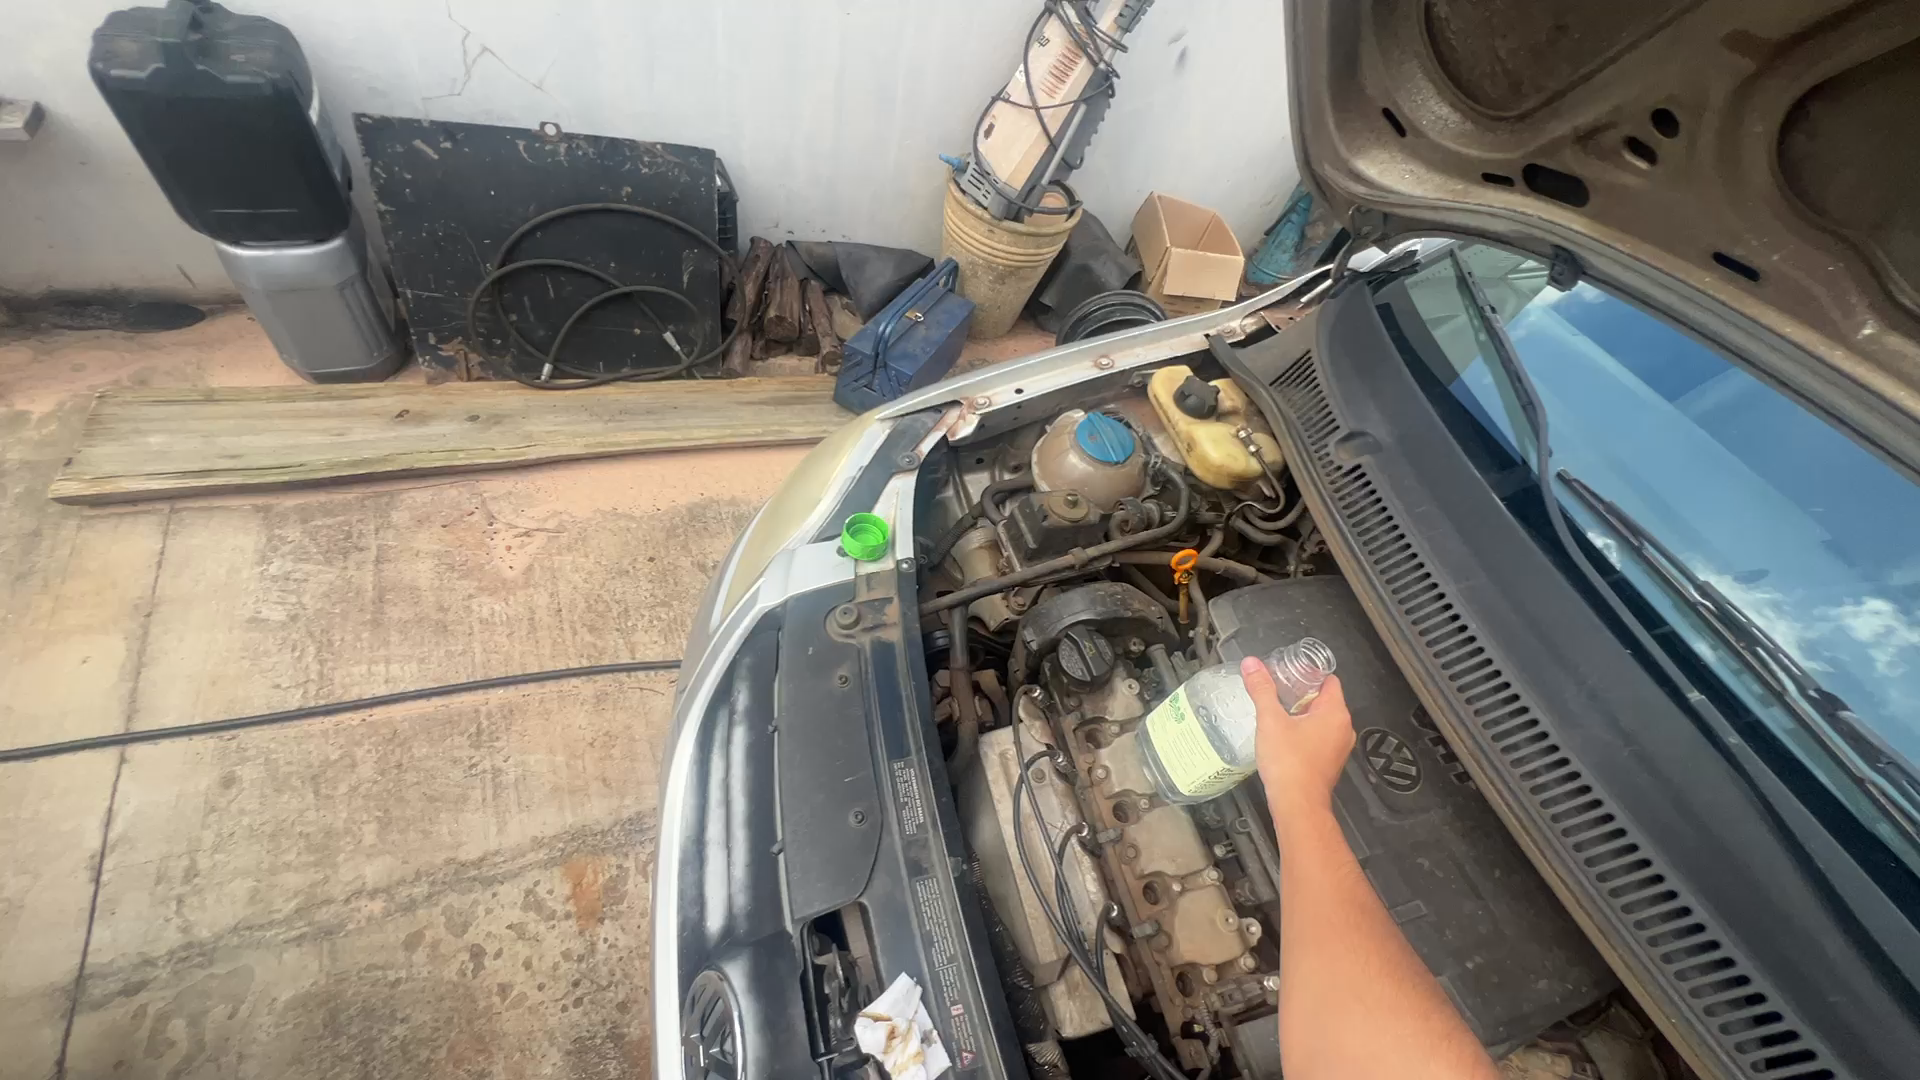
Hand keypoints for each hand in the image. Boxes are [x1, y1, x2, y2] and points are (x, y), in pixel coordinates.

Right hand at [1242, 657, 1353, 829]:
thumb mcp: (1270, 720)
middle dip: (1301, 692)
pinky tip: (1283, 733)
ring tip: (1276, 708)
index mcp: (1335, 713)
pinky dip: (1304, 730)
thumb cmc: (1288, 761)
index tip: (1287, 670)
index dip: (1308, 672)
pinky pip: (1319, 736)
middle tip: (1275, 687)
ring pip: (1321, 719)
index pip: (1328, 680)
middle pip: (1324, 699)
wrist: (1297, 804)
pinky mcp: (1330, 762)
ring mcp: (1339, 747)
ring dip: (1301, 712)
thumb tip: (1252, 664)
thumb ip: (1262, 689)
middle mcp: (1344, 729)